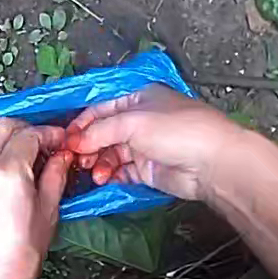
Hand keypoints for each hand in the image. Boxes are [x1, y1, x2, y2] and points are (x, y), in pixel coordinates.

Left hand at [0, 118, 70, 278]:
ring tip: (27, 152)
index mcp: (7, 170)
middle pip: (1, 125)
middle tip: (45, 142)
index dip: (49, 134)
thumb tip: (61, 157)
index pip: (29, 135)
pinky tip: (10, 166)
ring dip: (6, 135)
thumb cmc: (22, 254)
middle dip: (25, 127)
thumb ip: (55, 177)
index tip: (62, 142)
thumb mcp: (48, 212)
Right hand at [65, 83, 251, 201]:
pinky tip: (105, 180)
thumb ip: (100, 131)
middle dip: (88, 147)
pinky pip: (121, 171)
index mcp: (138, 98)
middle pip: (103, 133)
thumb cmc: (176, 131)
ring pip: (111, 154)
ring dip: (100, 164)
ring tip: (97, 174)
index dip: (82, 124)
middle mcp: (140, 120)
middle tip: (77, 160)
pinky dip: (111, 175)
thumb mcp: (133, 122)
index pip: (100, 109)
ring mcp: (144, 146)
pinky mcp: (147, 169)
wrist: (210, 163)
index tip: (66, 140)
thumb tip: (75, 142)